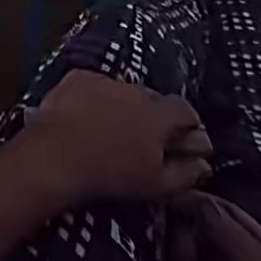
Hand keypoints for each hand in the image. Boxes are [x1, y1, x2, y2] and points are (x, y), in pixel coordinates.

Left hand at [10, 71, 211, 203]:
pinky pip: (96, 84)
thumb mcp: (159, 184)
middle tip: (145, 140)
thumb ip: (188, 172)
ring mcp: (102, 79)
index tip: (184, 140)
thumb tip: (203, 163)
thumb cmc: (112, 173)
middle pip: (154, 98)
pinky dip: (98, 96)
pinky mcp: (76, 76)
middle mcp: (132, 89)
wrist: (56, 154)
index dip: (188, 125)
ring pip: (124, 90)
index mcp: (157, 114)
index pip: (185, 109)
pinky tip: (89, 115)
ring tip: (113, 129)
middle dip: (156, 116)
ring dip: (125, 105)